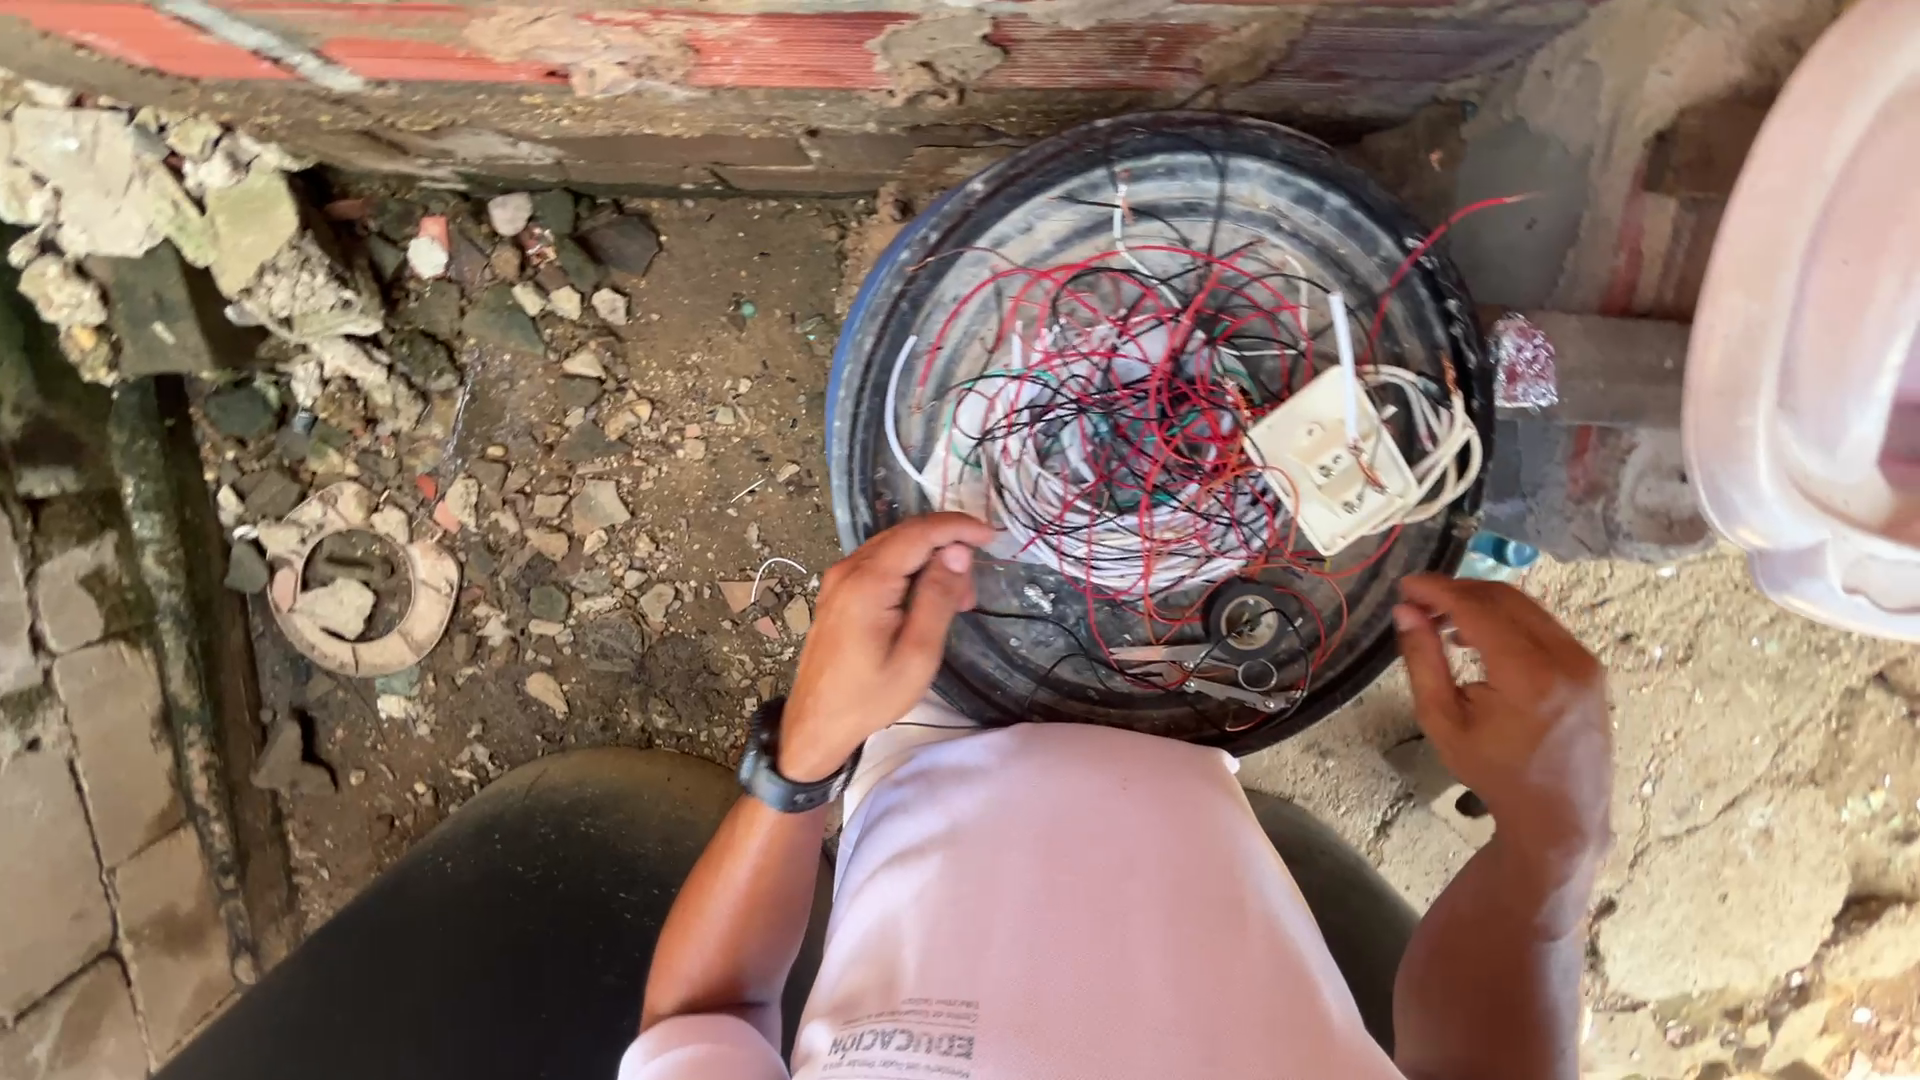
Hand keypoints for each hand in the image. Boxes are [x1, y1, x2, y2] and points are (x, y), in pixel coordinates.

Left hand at [779, 513, 995, 781]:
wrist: (816, 724)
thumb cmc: (870, 696)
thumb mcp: (917, 653)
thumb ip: (938, 597)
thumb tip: (958, 551)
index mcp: (867, 581)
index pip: (919, 533)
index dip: (958, 527)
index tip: (991, 537)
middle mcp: (848, 569)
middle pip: (906, 535)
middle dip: (947, 548)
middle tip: (971, 590)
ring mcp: (839, 579)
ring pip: (895, 548)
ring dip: (930, 562)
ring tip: (955, 603)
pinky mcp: (838, 591)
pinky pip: (881, 564)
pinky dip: (910, 572)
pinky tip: (925, 602)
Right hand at [1393, 575, 1612, 880]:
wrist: (1559, 814)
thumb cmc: (1493, 771)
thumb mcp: (1441, 719)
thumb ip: (1422, 659)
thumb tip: (1405, 611)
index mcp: (1527, 672)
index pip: (1477, 608)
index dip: (1437, 589)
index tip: (1404, 585)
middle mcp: (1565, 657)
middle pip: (1504, 597)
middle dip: (1456, 590)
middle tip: (1416, 600)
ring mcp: (1583, 661)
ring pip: (1525, 606)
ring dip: (1479, 602)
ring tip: (1439, 618)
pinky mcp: (1588, 668)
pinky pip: (1541, 624)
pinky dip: (1504, 618)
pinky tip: (1475, 636)